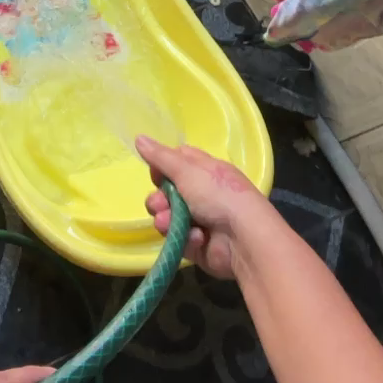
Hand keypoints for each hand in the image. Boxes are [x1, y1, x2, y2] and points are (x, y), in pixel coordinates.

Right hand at [136, 135, 270, 278]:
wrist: (244, 239)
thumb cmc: (217, 195)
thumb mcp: (186, 169)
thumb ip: (160, 157)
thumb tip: (138, 138)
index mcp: (205, 171)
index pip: (176, 163)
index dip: (162, 168)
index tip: (156, 173)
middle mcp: (202, 194)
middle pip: (166, 193)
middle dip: (159, 200)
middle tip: (161, 205)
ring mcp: (200, 220)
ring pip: (168, 217)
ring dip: (166, 220)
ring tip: (170, 224)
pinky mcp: (198, 245)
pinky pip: (180, 239)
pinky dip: (185, 237)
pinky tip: (196, 237)